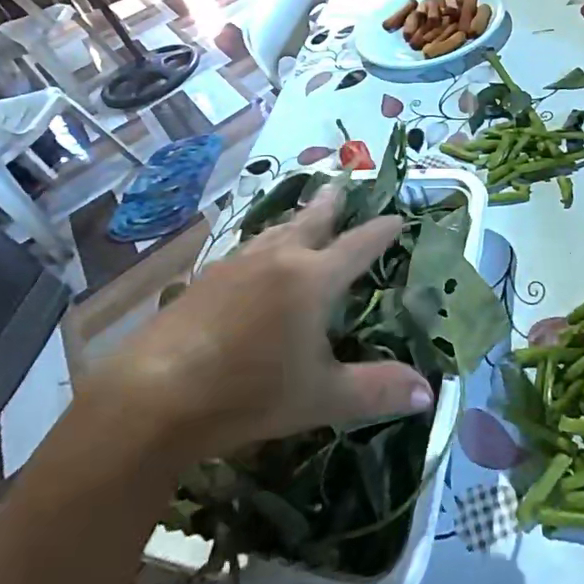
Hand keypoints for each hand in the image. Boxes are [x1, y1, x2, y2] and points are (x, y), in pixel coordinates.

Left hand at [82, 184, 433, 463]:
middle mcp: (277, 259)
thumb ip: (377, 390)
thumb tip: (429, 392)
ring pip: (274, 232)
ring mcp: (236, 265)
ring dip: (294, 221)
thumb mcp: (322, 397)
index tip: (397, 218)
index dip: (381, 233)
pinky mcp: (204, 279)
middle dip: (331, 205)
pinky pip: (244, 250)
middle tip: (341, 187)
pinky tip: (251, 260)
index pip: (358, 246)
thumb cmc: (249, 393)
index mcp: (313, 278)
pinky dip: (261, 246)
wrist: (155, 393)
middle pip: (311, 222)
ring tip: (301, 216)